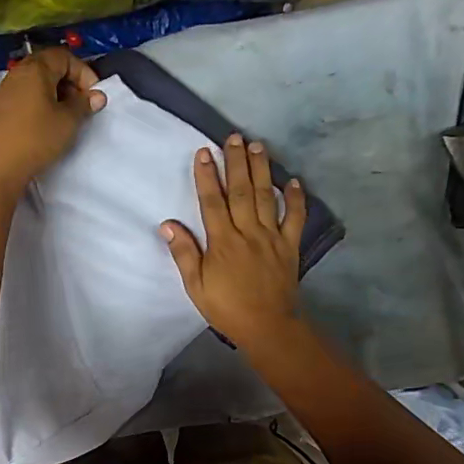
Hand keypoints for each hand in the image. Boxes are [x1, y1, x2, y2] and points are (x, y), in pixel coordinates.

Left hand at [0, 48, 106, 188]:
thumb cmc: (37, 138)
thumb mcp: (69, 121)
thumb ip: (84, 104)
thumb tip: (96, 96)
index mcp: (35, 69)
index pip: (64, 57)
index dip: (83, 72)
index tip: (92, 95)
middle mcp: (16, 74)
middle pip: (46, 67)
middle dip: (67, 81)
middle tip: (79, 104)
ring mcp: (2, 92)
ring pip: (31, 83)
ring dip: (49, 93)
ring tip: (60, 115)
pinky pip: (16, 98)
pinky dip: (29, 103)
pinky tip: (33, 117)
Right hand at [162, 134, 307, 351]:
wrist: (268, 326)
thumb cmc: (226, 307)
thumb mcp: (196, 285)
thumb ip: (184, 253)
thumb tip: (168, 225)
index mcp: (222, 242)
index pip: (212, 202)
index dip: (207, 176)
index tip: (204, 152)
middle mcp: (248, 232)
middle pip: (241, 191)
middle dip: (236, 162)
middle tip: (233, 137)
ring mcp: (272, 237)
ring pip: (266, 197)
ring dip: (262, 170)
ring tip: (257, 146)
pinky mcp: (289, 246)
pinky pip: (295, 218)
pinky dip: (296, 199)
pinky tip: (293, 181)